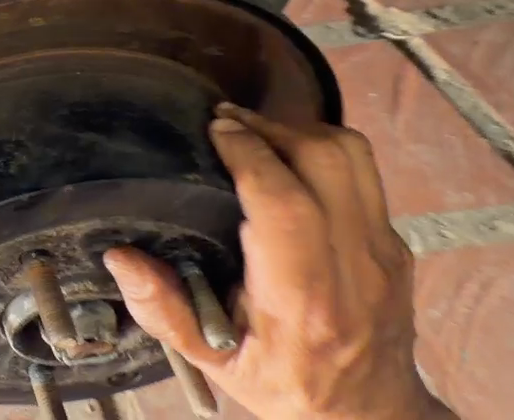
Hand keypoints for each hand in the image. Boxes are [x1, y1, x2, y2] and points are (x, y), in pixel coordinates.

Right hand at [104, 102, 454, 419]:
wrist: (374, 418)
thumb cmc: (287, 386)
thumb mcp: (212, 361)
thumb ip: (163, 310)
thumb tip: (120, 256)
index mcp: (303, 298)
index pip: (286, 204)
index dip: (249, 152)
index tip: (213, 129)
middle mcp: (354, 266)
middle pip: (326, 162)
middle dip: (269, 126)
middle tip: (223, 122)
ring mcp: (383, 250)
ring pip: (352, 156)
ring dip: (298, 130)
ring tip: (253, 131)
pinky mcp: (394, 241)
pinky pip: (362, 171)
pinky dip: (318, 150)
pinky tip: (283, 158)